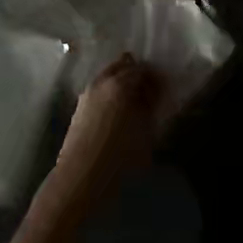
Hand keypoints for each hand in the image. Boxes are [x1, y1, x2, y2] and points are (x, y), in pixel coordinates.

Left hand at [48, 56, 161, 200]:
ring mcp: (87, 93)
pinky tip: (118, 112)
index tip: (164, 90)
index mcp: (120, 83)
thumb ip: (151, 106)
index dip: (156, 77)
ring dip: (122, 83)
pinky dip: (110, 93)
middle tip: (148, 92)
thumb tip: (153, 94)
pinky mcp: (79, 108)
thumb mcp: (146, 129)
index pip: (144, 68)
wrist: (80, 178)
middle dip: (137, 73)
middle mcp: (101, 82)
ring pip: (108, 76)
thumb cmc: (119, 154)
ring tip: (134, 103)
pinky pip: (99, 90)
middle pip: (122, 64)